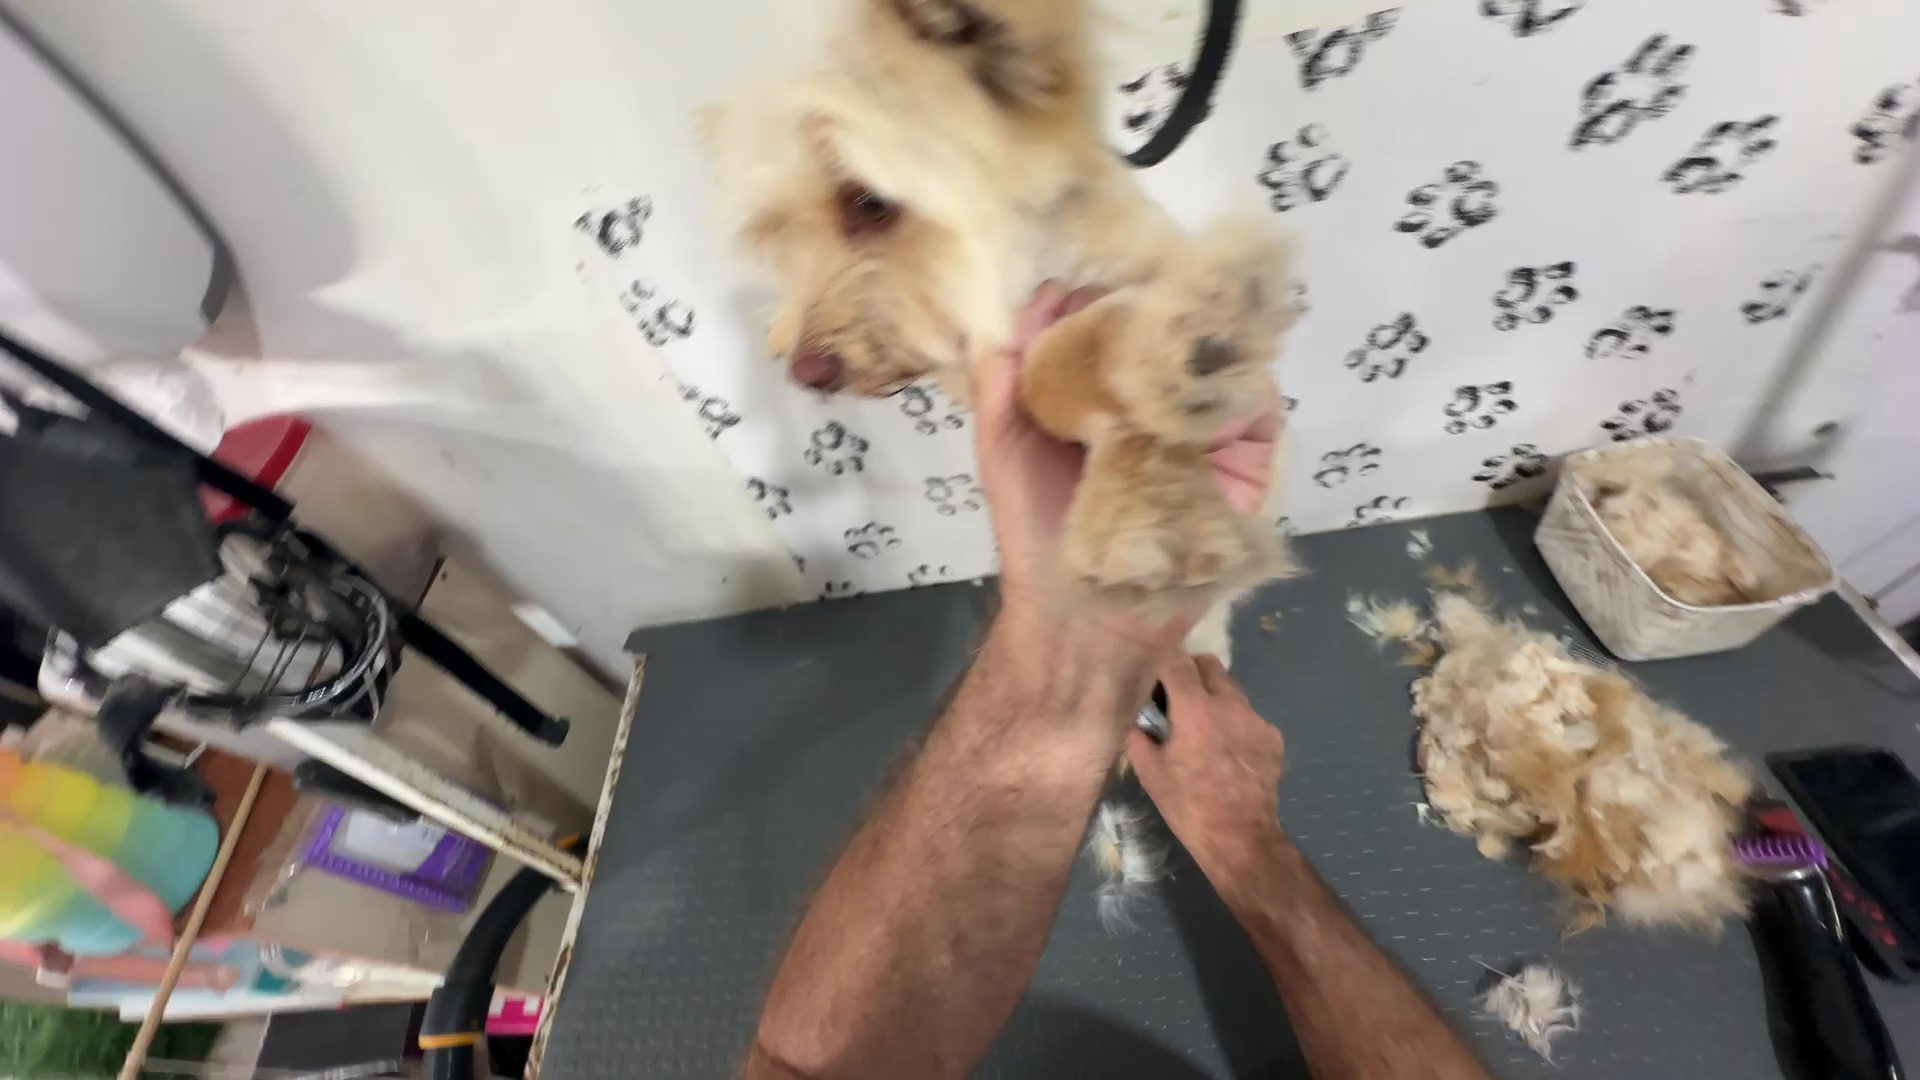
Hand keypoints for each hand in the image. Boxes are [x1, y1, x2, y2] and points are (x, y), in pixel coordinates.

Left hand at [972, 283, 1282, 652]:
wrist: (1078, 615)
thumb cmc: (1033, 529)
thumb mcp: (1002, 444)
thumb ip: (1007, 374)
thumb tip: (1037, 296)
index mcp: (1102, 402)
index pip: (1118, 329)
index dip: (1108, 301)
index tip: (1094, 285)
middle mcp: (1154, 412)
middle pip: (1175, 339)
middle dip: (1164, 310)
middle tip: (1149, 290)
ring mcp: (1201, 436)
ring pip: (1222, 366)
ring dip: (1207, 341)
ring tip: (1181, 327)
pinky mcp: (1241, 467)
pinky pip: (1258, 410)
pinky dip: (1243, 386)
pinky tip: (1209, 378)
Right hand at [1126, 655, 1287, 884]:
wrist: (1241, 839)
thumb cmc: (1188, 805)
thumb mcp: (1149, 772)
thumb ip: (1138, 736)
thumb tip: (1135, 718)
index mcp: (1195, 709)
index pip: (1177, 662)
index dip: (1162, 664)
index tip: (1153, 677)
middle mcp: (1229, 704)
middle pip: (1209, 664)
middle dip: (1190, 672)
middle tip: (1176, 696)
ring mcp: (1256, 719)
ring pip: (1231, 688)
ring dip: (1213, 695)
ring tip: (1203, 725)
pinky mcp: (1273, 737)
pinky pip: (1249, 715)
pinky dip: (1234, 721)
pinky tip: (1227, 749)